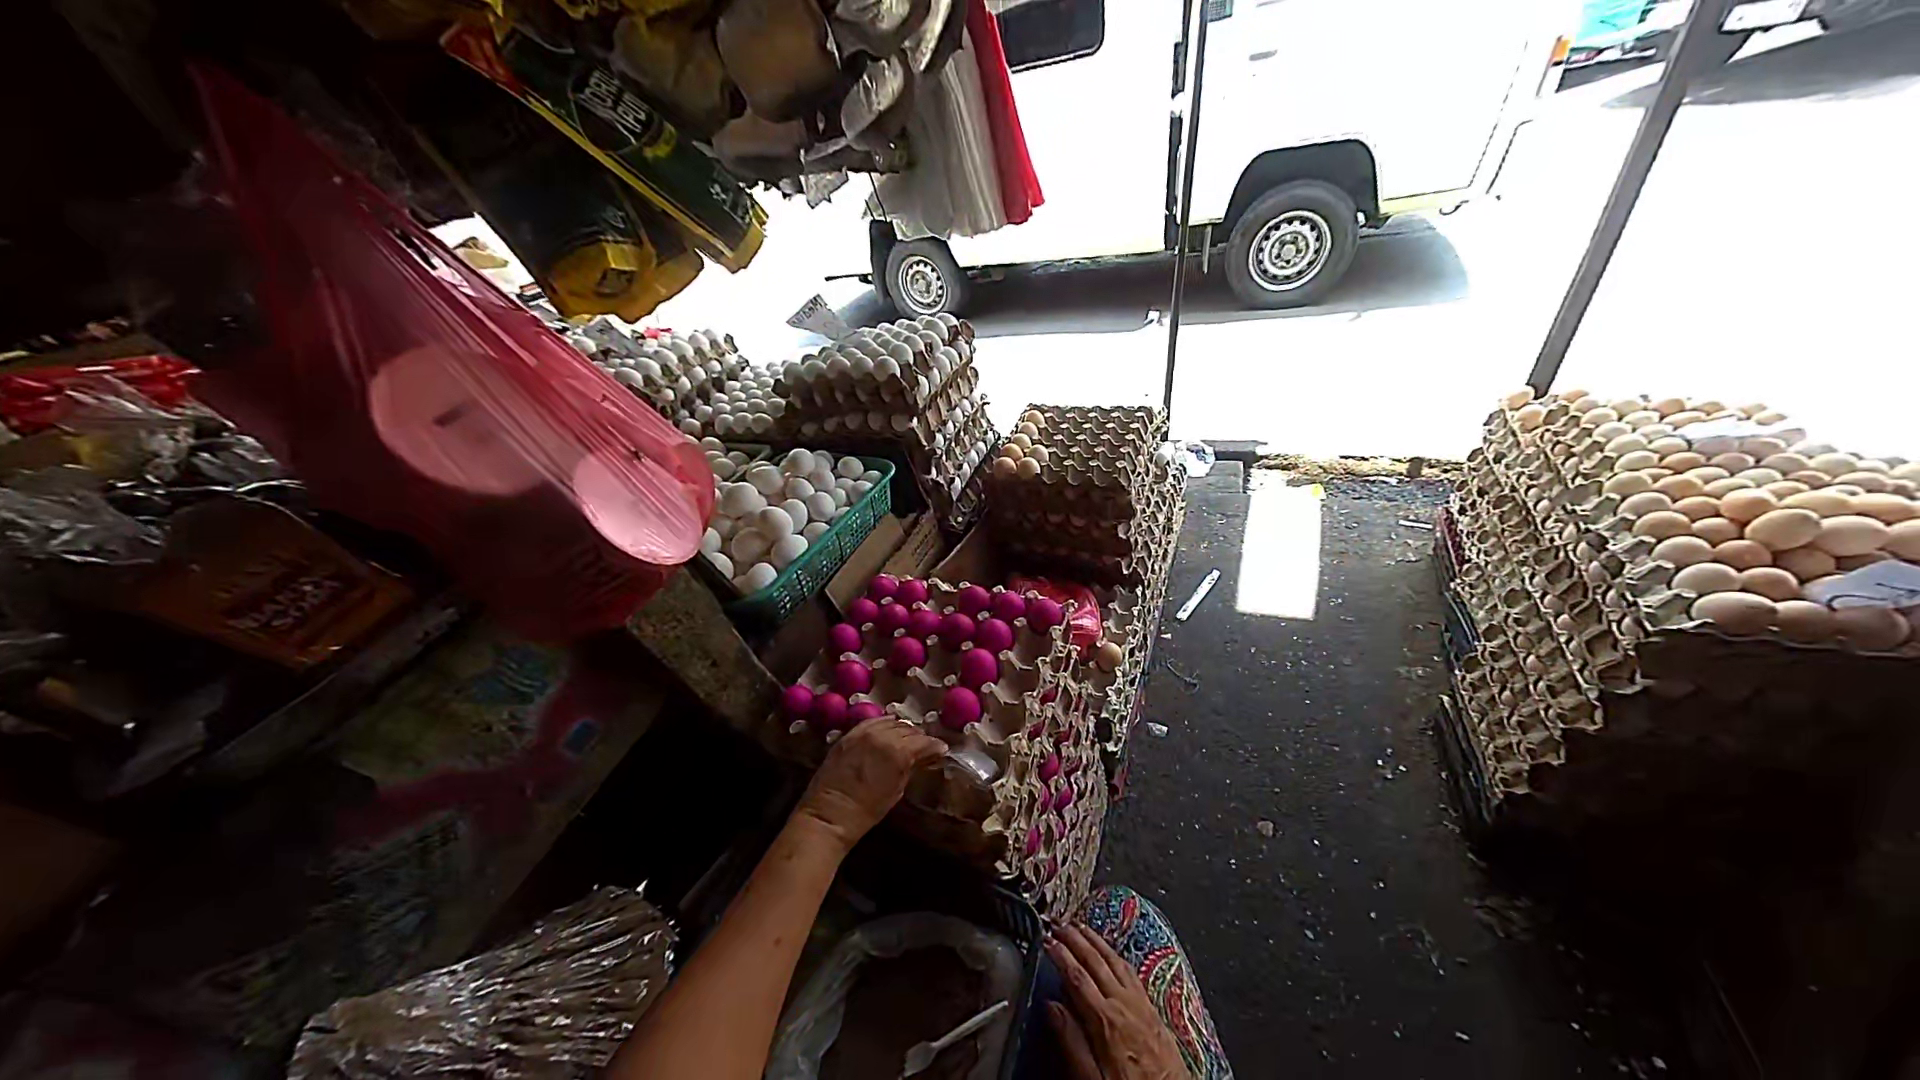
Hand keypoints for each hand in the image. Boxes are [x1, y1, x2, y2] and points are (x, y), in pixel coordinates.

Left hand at [794, 716, 946, 849]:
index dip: (935, 746)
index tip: (941, 750)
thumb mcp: (897, 790)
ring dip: (902, 730)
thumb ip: (911, 767)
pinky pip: (872, 722)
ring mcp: (863, 732)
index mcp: (898, 751)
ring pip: (891, 723)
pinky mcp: (849, 734)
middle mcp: (882, 735)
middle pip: (908, 729)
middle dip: (919, 737)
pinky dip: (882, 725)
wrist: (830, 814)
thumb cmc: (867, 811)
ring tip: (906, 739)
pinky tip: (887, 731)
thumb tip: (925, 757)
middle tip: (924, 747)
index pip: (924, 741)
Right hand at [1046, 924, 1189, 1079]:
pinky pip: (1131, 971)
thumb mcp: (1092, 1078)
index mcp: (1105, 1021)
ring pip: (1113, 960)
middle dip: (1075, 938)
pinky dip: (1115, 954)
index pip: (1076, 977)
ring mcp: (1140, 1003)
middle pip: (1095, 961)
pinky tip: (1111, 951)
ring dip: (1095, 940)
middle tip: (1059, 924)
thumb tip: (1051, 1007)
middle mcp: (1123, 1004)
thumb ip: (1071, 1041)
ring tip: (1080, 927)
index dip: (1060, 954)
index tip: (1047, 939)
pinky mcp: (1152, 1008)